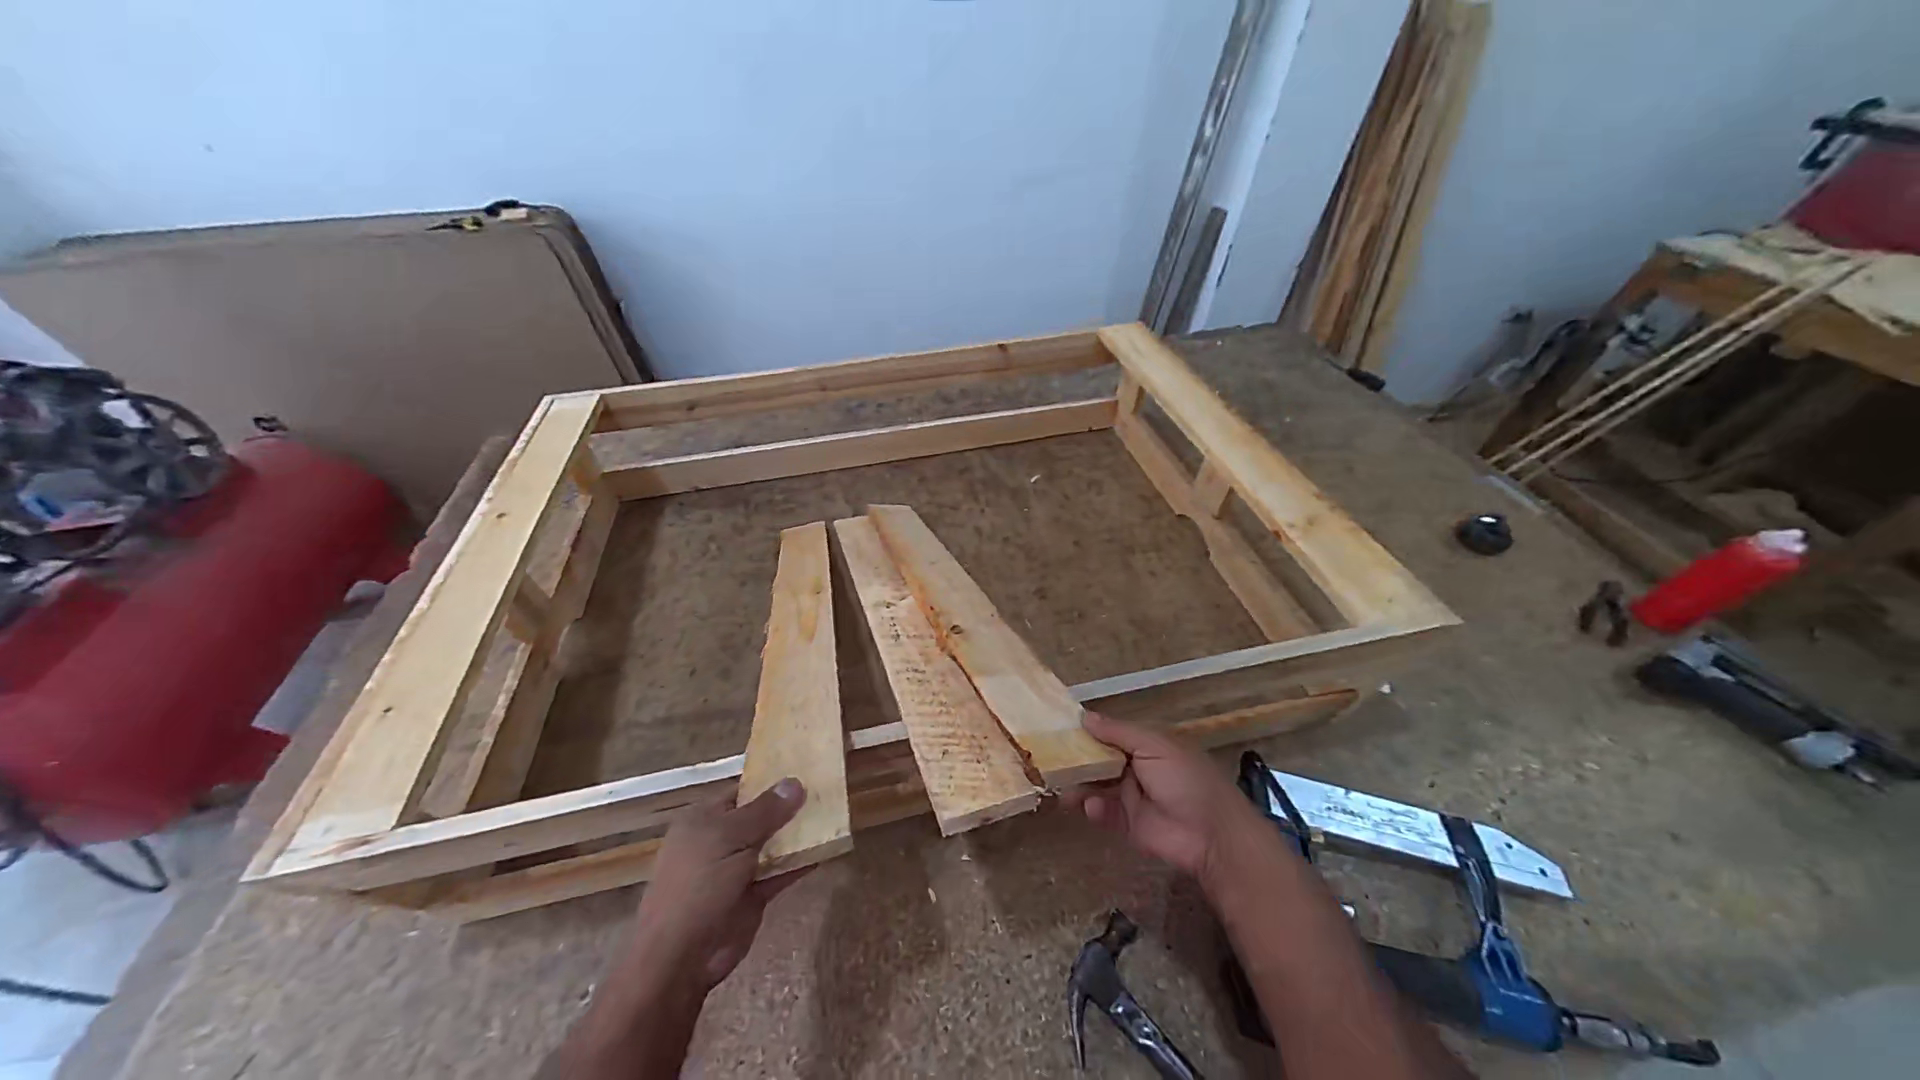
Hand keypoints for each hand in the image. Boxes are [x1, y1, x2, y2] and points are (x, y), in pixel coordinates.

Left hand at [623, 778, 811, 989]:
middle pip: (760, 817)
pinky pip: (779, 872)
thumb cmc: (698, 884)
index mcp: (703, 819)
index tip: (806, 771)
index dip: (771, 782)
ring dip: (798, 835)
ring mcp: (736, 869)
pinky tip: (825, 851)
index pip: (741, 791)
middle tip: (827, 792)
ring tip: (833, 817)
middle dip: (789, 808)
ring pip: (772, 844)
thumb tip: (795, 782)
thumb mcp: (730, 837)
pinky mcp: (751, 895)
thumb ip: (765, 811)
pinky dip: (800, 863)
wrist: (680, 956)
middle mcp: (719, 840)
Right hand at [1064, 712, 1256, 881]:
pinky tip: (1090, 807)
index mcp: (1146, 745)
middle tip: (1049, 758)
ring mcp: (1132, 797)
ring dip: (1079, 784)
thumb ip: (1117, 732)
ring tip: (1060, 785)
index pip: (1111, 734)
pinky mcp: (1128, 824)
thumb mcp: (1153, 746)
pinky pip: (1104, 813)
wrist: (1211, 835)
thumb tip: (1084, 716)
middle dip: (1077, 759)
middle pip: (1099, 760)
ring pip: (1097, 786)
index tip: (1058, 727)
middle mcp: (1137, 768)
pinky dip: (1094, 808)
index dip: (1087, 731)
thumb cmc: (1185, 780)